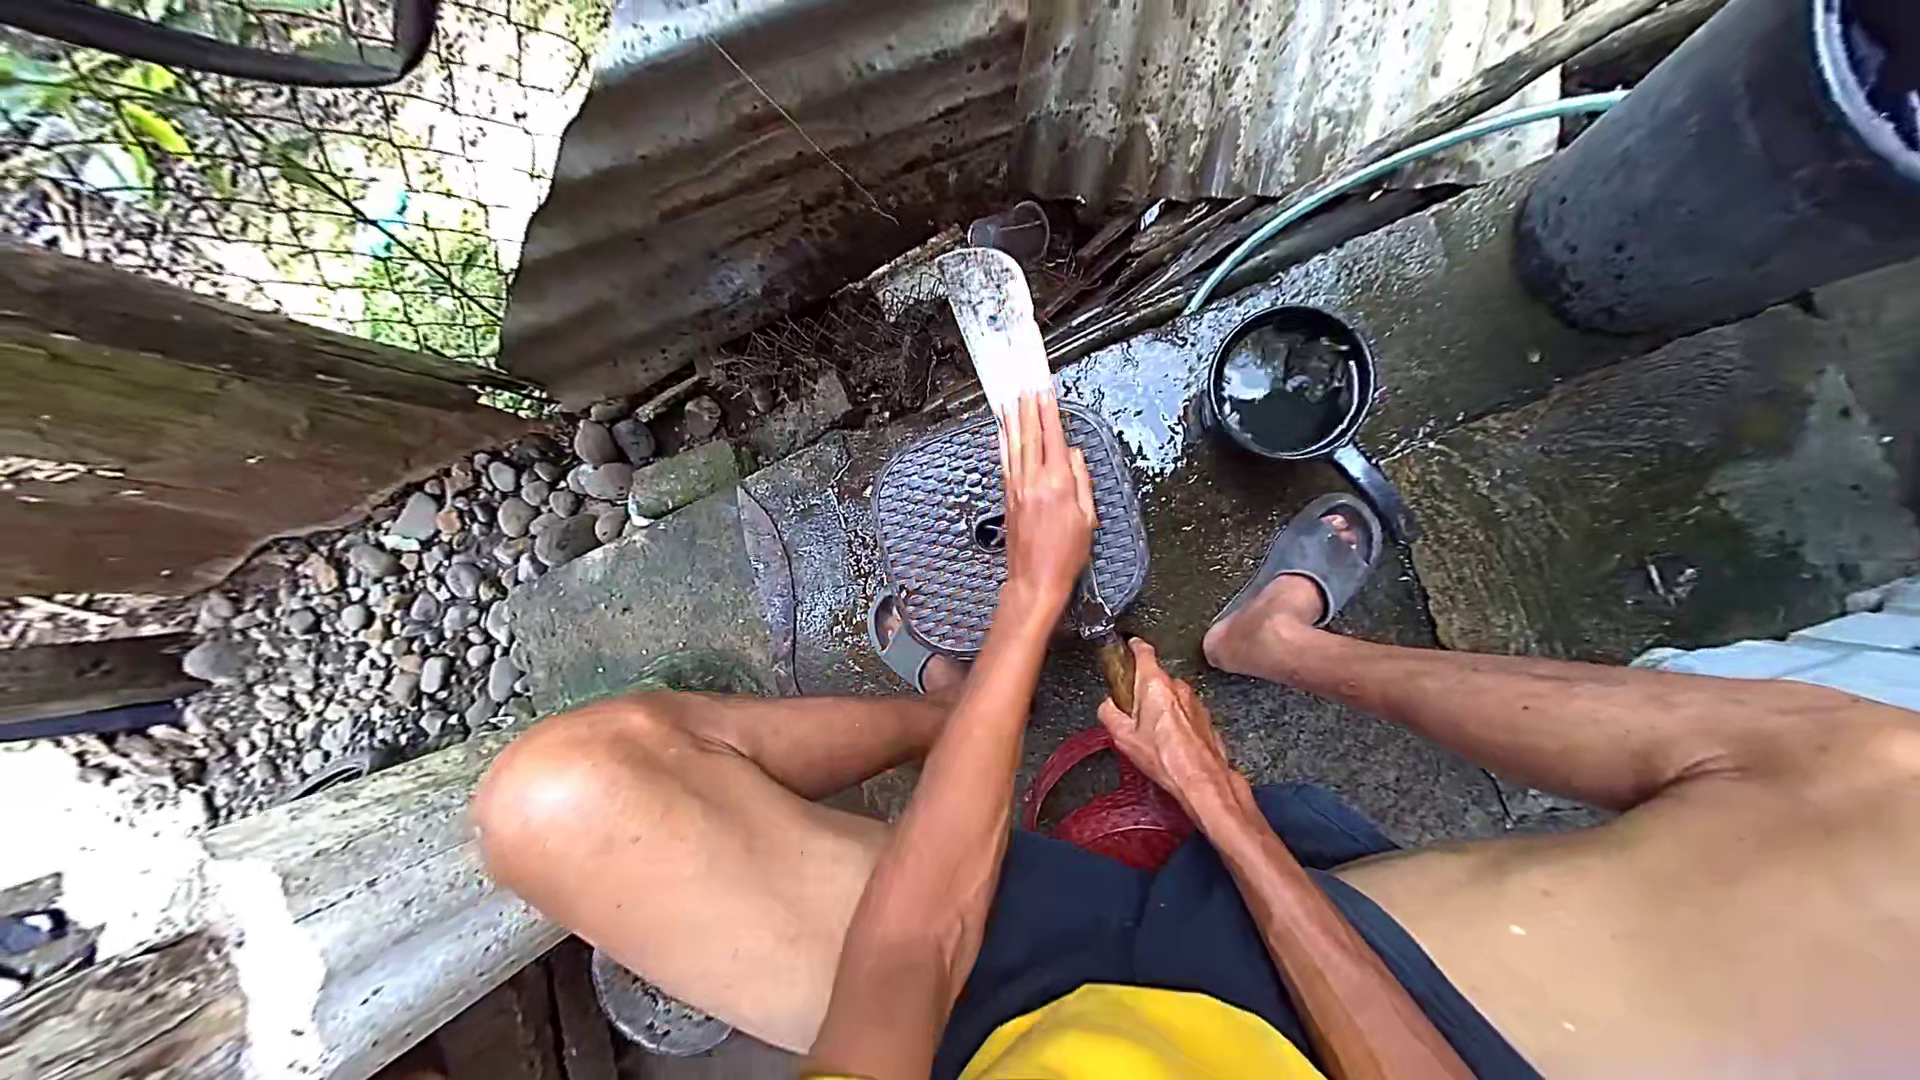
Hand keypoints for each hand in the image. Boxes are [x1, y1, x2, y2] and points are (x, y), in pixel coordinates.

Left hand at [999, 392, 1095, 607]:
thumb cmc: (1065, 555)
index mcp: (1058, 485)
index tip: (1046, 391)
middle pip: (1030, 436)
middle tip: (1026, 385)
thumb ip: (1081, 482)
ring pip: (1013, 446)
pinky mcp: (1008, 498)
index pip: (1053, 437)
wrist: (1035, 579)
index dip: (1049, 411)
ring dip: (1012, 420)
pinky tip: (1001, 432)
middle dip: (1029, 408)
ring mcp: (1017, 489)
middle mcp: (1034, 482)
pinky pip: (1005, 462)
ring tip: (1010, 400)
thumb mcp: (1087, 518)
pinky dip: (1002, 444)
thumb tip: (1075, 456)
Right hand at [1097, 639, 1242, 813]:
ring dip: (1161, 707)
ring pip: (1171, 695)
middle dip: (1143, 690)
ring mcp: (1194, 702)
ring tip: (1154, 733)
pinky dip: (1176, 720)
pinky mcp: (1205, 717)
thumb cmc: (1166, 758)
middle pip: (1155, 677)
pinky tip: (1171, 742)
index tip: (1128, 646)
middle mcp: (1177, 687)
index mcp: (1154, 684)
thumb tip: (1108, 706)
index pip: (1143, 650)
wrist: (1201, 781)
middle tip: (1133, 711)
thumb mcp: (1122, 736)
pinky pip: (1185, 711)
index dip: (1133, 646)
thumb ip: (1108, 712)